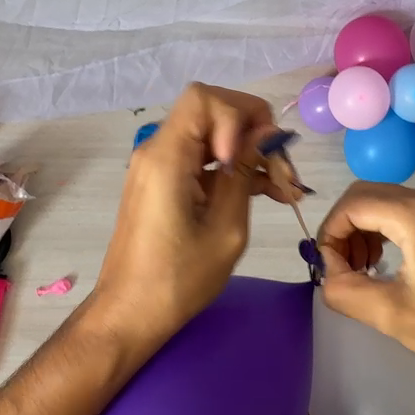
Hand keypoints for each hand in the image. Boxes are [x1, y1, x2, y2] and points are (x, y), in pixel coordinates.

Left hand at [89, 83, 282, 344]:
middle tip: (283, 170)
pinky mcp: (165, 181)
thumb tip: (265, 135)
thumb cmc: (177, 279)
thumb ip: (245, 172)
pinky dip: (234, 167)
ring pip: (214, 135)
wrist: (128, 316)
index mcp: (166, 156)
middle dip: (253, 132)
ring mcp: (160, 165)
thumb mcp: (226, 228)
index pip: (204, 98)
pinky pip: (204, 157)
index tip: (248, 156)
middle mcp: (158, 150)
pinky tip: (267, 192)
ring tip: (286, 188)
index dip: (236, 115)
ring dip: (250, 152)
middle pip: (212, 111)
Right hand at [317, 183, 414, 367]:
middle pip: (362, 196)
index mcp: (412, 214)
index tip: (329, 269)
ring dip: (357, 229)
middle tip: (339, 267)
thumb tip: (326, 274)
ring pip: (376, 200)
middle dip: (342, 229)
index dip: (330, 234)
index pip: (351, 205)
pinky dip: (376, 229)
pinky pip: (393, 209)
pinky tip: (377, 262)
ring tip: (357, 269)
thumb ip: (346, 291)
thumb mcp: (391, 314)